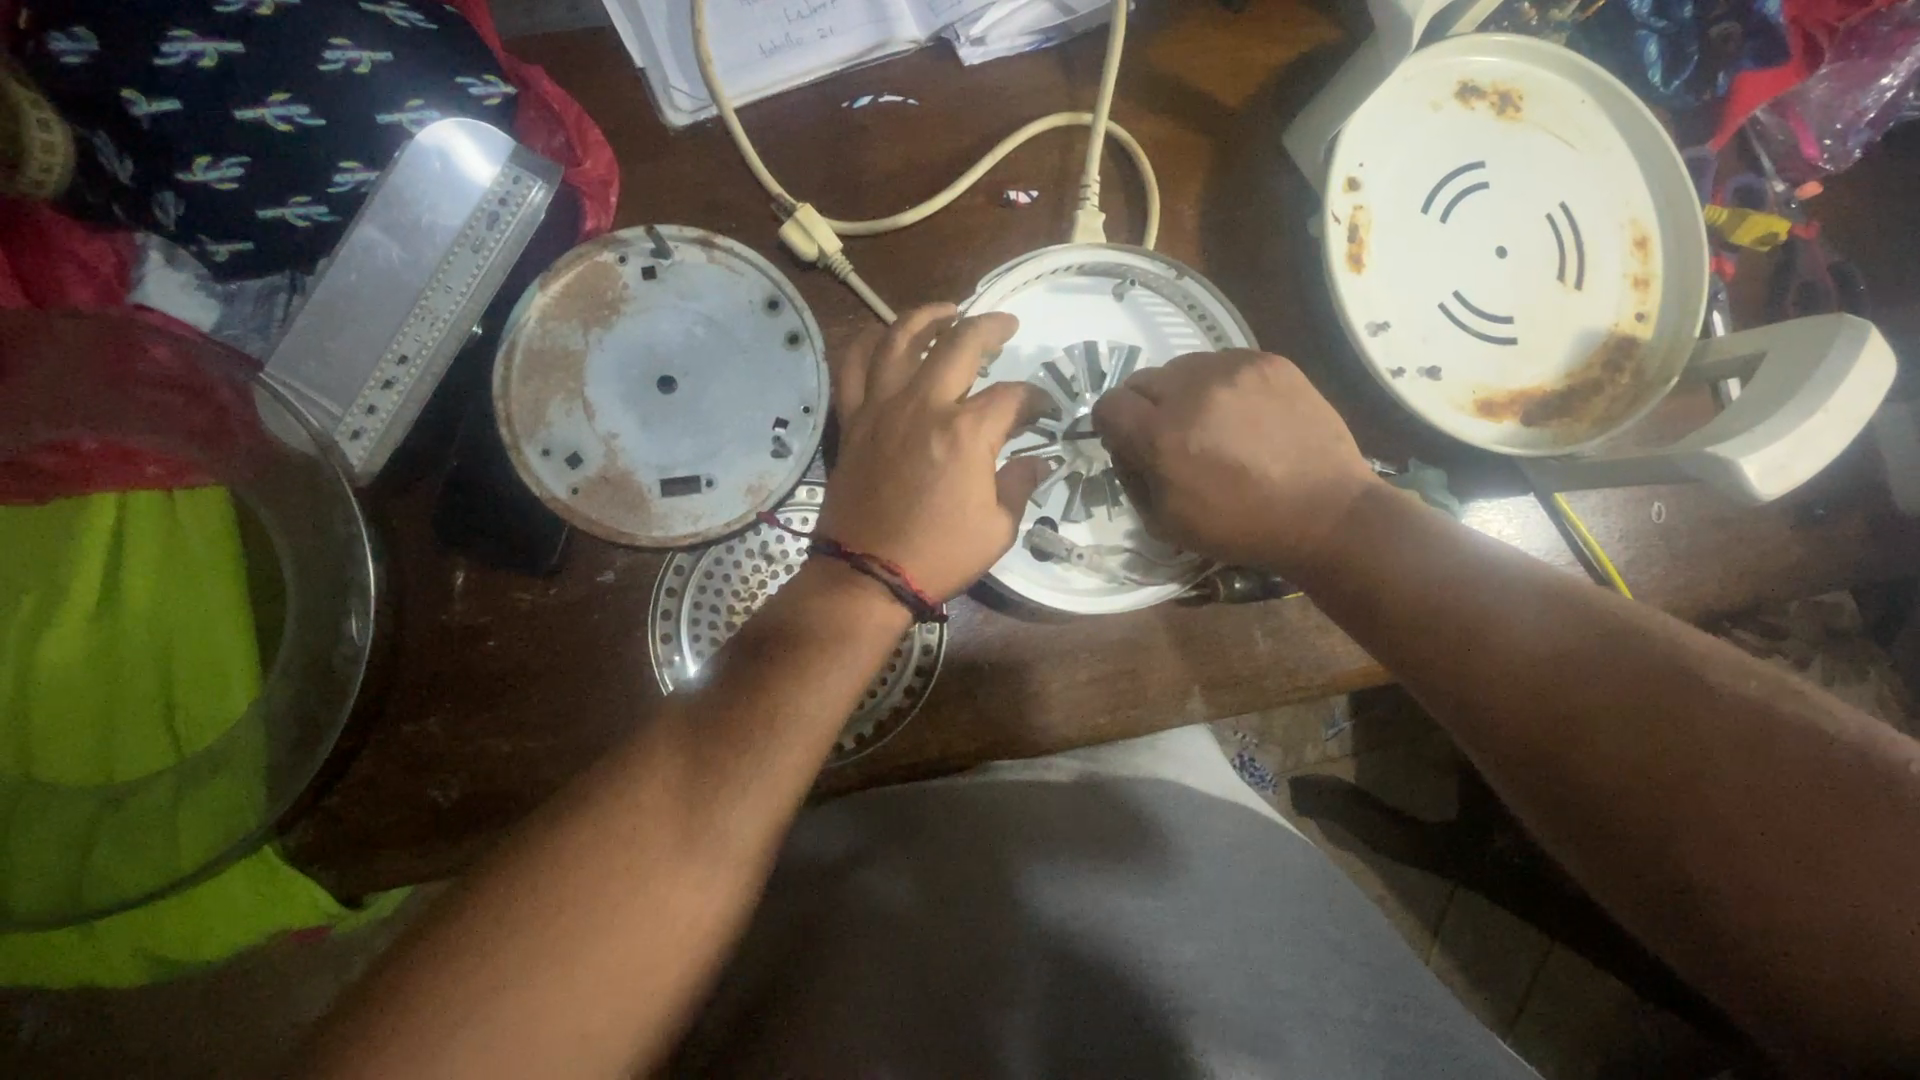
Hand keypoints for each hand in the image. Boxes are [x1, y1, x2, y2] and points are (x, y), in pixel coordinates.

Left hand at [817, 304, 1050, 600]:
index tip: (1043, 412)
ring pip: (899, 339)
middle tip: (1006, 325)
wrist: (867, 575)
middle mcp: (923, 404)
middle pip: (961, 343)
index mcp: (966, 432)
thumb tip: (1041, 461)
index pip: (1012, 397)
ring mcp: (881, 408)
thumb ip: (1020, 484)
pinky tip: (883, 338)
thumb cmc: (939, 556)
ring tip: (949, 312)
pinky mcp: (852, 421)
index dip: (1035, 400)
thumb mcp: (998, 528)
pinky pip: (852, 368)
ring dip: (928, 317)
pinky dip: (867, 344)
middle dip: (991, 327)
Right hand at [1091, 349, 1383, 573]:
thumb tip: (1125, 446)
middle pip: (1142, 381)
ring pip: (1182, 367)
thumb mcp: (1165, 522)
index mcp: (1161, 436)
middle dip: (1147, 407)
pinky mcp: (1269, 362)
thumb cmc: (1241, 527)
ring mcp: (1233, 370)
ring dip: (1184, 392)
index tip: (1131, 443)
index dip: (1113, 426)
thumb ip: (1132, 477)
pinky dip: (1222, 385)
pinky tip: (1243, 415)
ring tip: (1212, 422)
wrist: (1325, 512)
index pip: (1109, 405)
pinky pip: (1223, 362)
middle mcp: (1191, 391)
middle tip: (1173, 436)